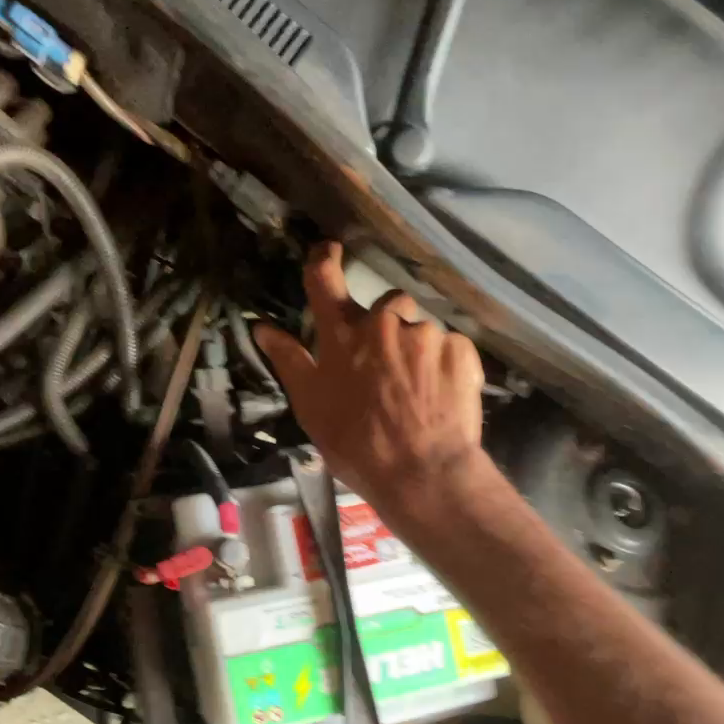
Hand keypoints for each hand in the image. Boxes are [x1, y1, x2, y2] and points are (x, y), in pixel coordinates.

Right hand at [254, 242, 493, 512]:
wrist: (421, 472)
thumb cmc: (355, 442)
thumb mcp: (310, 404)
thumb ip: (288, 359)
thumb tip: (261, 327)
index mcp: (343, 333)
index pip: (325, 279)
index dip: (324, 260)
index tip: (329, 251)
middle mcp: (385, 322)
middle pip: (384, 306)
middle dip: (384, 327)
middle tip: (382, 368)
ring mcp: (426, 334)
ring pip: (418, 330)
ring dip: (414, 351)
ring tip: (414, 392)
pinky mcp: (461, 351)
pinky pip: (448, 348)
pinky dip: (442, 367)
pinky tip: (438, 397)